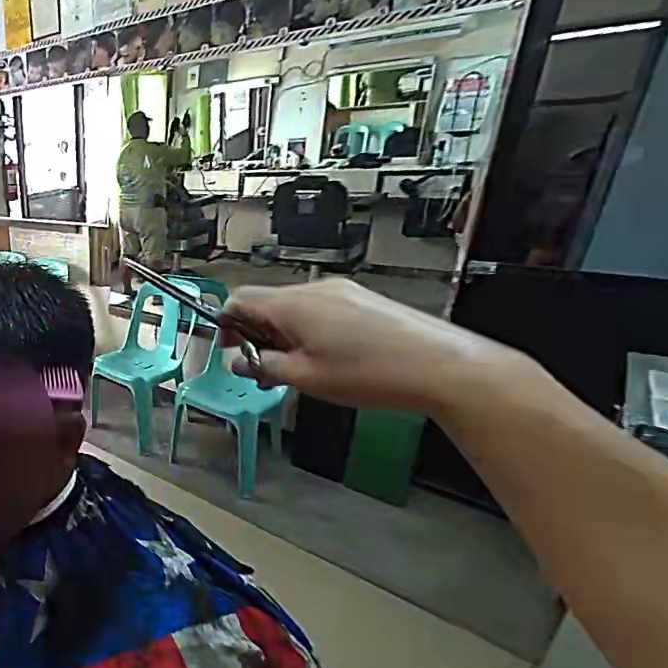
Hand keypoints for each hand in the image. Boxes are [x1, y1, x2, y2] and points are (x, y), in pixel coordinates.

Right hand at [220, 279, 541, 415]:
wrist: (441, 366)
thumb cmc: (373, 372)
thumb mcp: (307, 378)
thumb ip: (265, 366)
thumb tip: (240, 361)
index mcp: (293, 304)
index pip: (239, 299)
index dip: (226, 324)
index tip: (231, 350)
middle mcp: (315, 289)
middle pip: (266, 302)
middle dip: (256, 334)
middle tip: (263, 369)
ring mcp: (342, 292)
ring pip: (294, 307)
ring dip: (283, 335)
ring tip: (297, 371)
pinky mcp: (362, 300)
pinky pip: (320, 309)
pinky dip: (309, 331)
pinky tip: (325, 360)